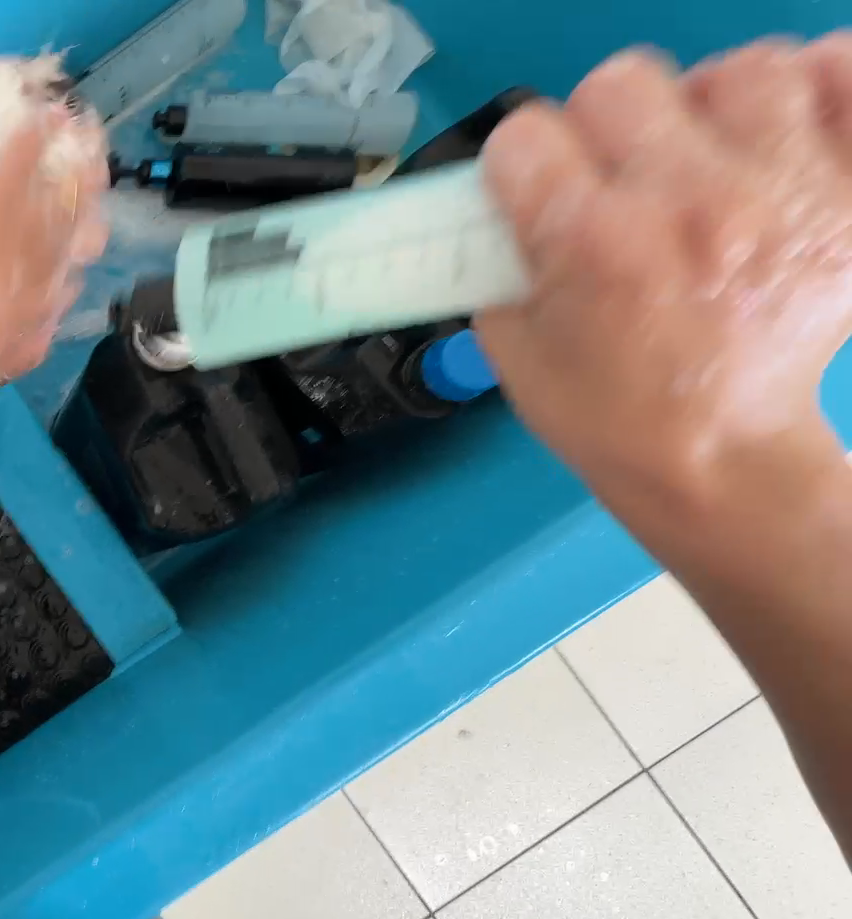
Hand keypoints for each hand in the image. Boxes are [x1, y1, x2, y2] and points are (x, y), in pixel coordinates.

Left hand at [0, 105, 108, 382]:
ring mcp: (19, 224)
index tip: (85, 232)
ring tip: (87, 133)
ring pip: (59, 187)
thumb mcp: (3, 359)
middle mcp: (43, 257)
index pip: (74, 263)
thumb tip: (53, 325)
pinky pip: (22, 160)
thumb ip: (34, 344)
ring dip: (78, 157)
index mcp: (44, 294)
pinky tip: (51, 112)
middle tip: (95, 173)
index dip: (84, 242)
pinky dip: (38, 135)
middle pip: (78, 220)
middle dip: (90, 195)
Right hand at [477, 37, 851, 524]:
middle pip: (620, 84)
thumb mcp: (509, 345)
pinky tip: (779, 131)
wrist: (712, 449)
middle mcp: (688, 197)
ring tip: (693, 155)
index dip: (513, 161)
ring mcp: (788, 186)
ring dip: (699, 107)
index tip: (522, 187)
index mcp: (588, 241)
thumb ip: (503, 267)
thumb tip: (509, 215)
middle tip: (601, 173)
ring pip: (737, 69)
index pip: (525, 138)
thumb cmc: (597, 406)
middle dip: (591, 126)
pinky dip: (815, 88)